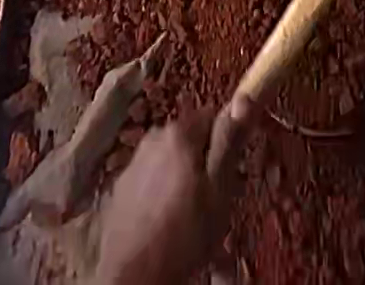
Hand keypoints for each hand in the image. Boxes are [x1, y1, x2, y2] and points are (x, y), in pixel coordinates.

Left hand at [92, 96, 253, 284]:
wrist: (133, 280)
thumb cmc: (184, 233)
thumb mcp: (219, 187)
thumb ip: (229, 140)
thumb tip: (244, 97)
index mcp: (178, 133)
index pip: (212, 115)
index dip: (227, 140)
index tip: (232, 169)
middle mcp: (152, 138)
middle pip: (190, 138)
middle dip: (205, 161)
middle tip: (215, 197)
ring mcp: (132, 165)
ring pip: (170, 160)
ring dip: (184, 178)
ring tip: (193, 215)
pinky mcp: (119, 191)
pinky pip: (151, 181)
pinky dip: (162, 194)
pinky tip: (168, 223)